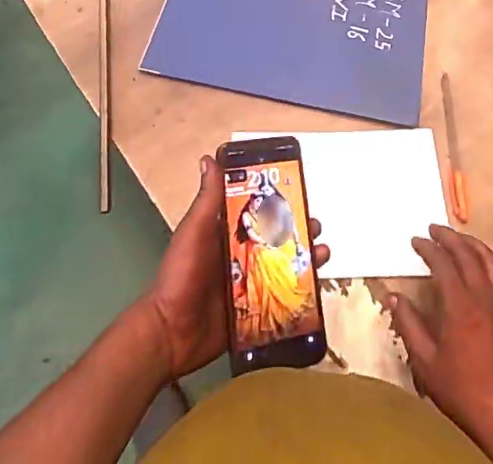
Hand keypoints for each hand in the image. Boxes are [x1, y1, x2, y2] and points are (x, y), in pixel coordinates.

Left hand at [137, 155, 327, 378]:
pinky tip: (315, 284)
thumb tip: (209, 159)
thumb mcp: (194, 231)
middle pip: (276, 235)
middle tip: (314, 224)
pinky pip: (283, 296)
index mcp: (226, 231)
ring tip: (320, 251)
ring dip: (305, 256)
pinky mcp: (256, 309)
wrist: (171, 333)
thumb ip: (207, 199)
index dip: (278, 200)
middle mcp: (241, 253)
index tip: (297, 190)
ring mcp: (250, 282)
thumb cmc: (180, 276)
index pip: (257, 209)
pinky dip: (301, 289)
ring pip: (284, 264)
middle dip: (298, 228)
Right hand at [392, 225, 492, 463]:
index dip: (428, 248)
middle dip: (449, 237)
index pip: (443, 263)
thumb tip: (394, 297)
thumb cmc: (464, 391)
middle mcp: (484, 296)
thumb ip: (409, 325)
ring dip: (471, 243)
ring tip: (457, 237)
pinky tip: (480, 264)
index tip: (416, 241)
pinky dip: (487, 259)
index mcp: (460, 305)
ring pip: (489, 259)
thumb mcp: (427, 363)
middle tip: (433, 229)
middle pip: (467, 254)